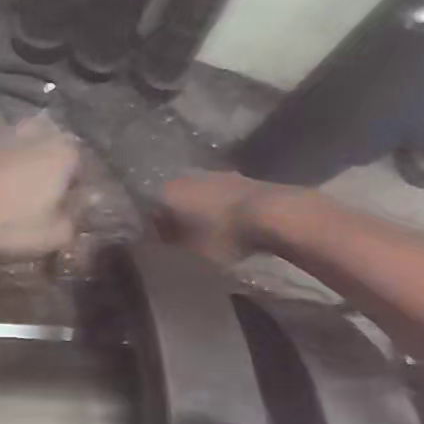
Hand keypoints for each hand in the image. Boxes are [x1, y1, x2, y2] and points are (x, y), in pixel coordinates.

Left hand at [0, 115, 79, 259]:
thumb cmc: (11, 224)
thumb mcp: (54, 234)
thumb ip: (77, 215)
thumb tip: (89, 199)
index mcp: (63, 151)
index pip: (83, 165)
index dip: (78, 187)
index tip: (68, 207)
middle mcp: (38, 132)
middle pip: (55, 146)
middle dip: (55, 165)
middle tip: (47, 194)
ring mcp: (4, 132)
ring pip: (27, 143)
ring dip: (29, 160)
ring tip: (21, 189)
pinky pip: (2, 149)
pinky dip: (4, 162)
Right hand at [158, 171, 289, 264]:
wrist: (272, 213)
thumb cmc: (222, 235)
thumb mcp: (190, 249)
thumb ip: (171, 242)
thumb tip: (161, 236)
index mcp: (168, 192)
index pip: (151, 211)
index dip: (154, 229)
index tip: (162, 245)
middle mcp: (187, 177)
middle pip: (175, 200)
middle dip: (177, 217)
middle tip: (183, 240)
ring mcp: (215, 174)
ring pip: (198, 195)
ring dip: (199, 211)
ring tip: (207, 233)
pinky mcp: (240, 178)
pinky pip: (220, 196)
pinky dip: (219, 208)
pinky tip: (227, 224)